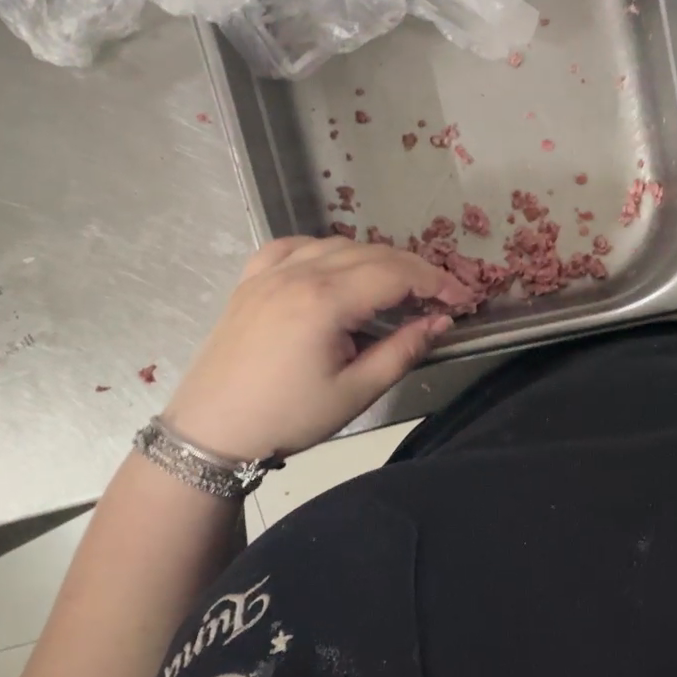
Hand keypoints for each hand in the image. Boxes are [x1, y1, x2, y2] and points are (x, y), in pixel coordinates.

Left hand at [160, 237, 472, 460]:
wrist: (212, 431)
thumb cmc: (289, 417)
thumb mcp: (357, 391)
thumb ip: (403, 351)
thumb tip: (441, 322)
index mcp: (325, 301)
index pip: (397, 274)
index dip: (437, 282)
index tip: (464, 300)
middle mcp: (297, 274)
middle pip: (372, 253)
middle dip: (415, 270)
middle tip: (441, 297)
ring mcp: (269, 274)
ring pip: (336, 244)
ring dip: (375, 259)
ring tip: (397, 287)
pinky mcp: (250, 282)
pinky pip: (293, 247)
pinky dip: (326, 250)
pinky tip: (337, 267)